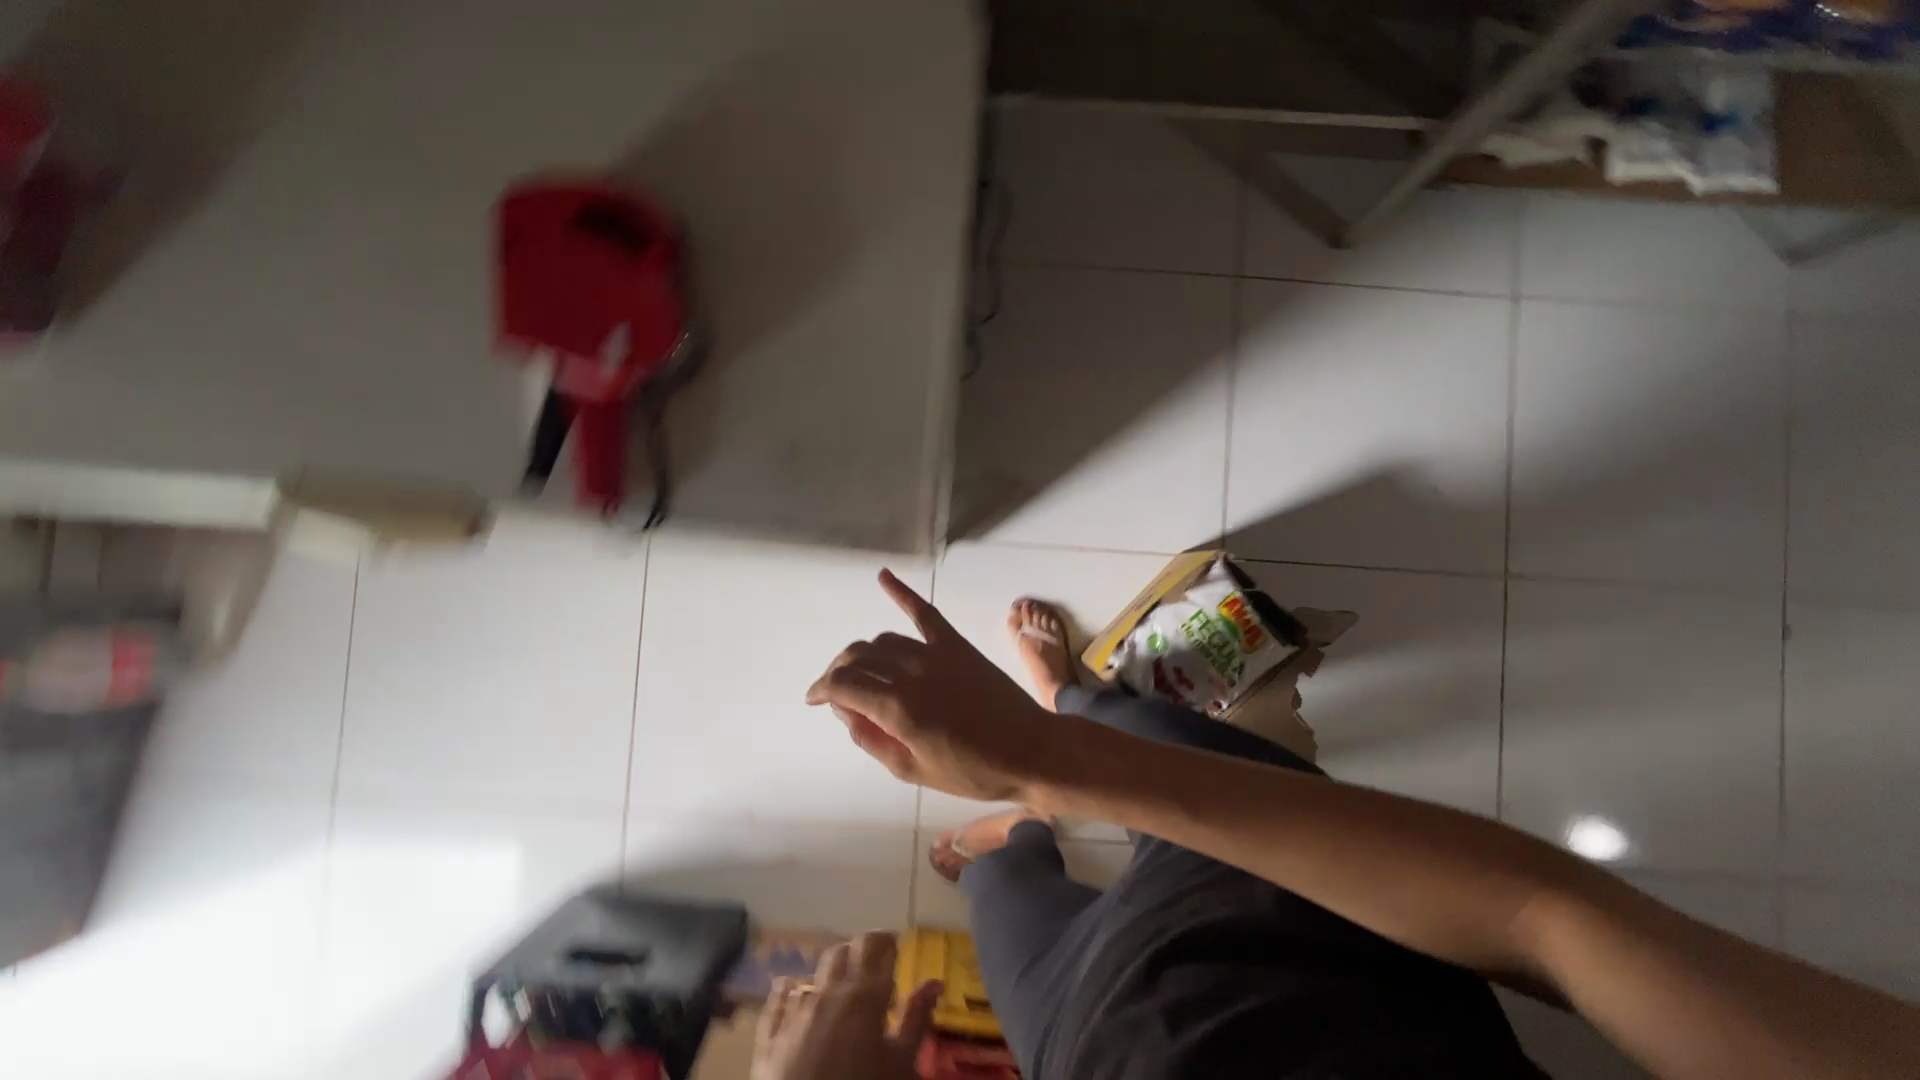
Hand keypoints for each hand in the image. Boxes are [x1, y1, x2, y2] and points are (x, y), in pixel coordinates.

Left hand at [751, 930, 940, 1079]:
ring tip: (843, 986)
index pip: (875, 945)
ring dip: (830, 971)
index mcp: (864, 995)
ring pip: (812, 971)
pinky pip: (778, 998)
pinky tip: (795, 990)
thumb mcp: (901, 1064)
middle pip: (842, 951)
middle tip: (875, 967)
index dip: (886, 940)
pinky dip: (791, 989)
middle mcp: (827, 992)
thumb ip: (917, 1018)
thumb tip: (934, 981)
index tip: (897, 945)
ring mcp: (794, 1011)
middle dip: (860, 951)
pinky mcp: (769, 1034)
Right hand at [805, 570, 1070, 802]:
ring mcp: (935, 654)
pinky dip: (901, 592)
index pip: (842, 685)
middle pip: (858, 658)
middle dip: (838, 671)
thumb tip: (844, 711)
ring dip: (865, 653)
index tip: (814, 698)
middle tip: (835, 689)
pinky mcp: (957, 645)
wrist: (1031, 752)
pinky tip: (882, 576)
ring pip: (884, 641)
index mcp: (897, 709)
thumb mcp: (912, 771)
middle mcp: (911, 673)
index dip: (821, 689)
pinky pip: (925, 613)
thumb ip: (871, 739)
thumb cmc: (972, 772)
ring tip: (861, 670)